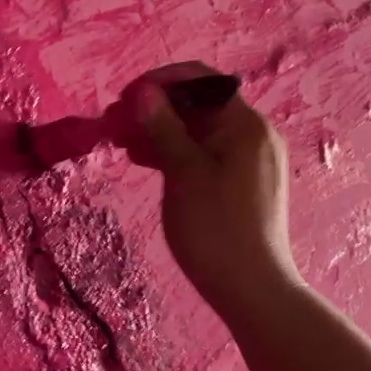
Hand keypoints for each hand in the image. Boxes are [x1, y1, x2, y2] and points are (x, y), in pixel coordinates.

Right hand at [126, 63, 300, 315]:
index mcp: (245, 123)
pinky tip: (149, 163)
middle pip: (200, 106)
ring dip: (163, 133)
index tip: (122, 100)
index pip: (200, 80)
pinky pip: (209, 155)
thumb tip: (143, 91)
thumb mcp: (182, 173)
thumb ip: (163, 127)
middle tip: (115, 126)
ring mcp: (252, 161)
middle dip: (156, 110)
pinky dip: (179, 154)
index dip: (158, 82)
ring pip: (201, 133)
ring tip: (124, 146)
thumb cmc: (215, 229)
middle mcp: (255, 134)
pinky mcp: (245, 185)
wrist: (252, 290)